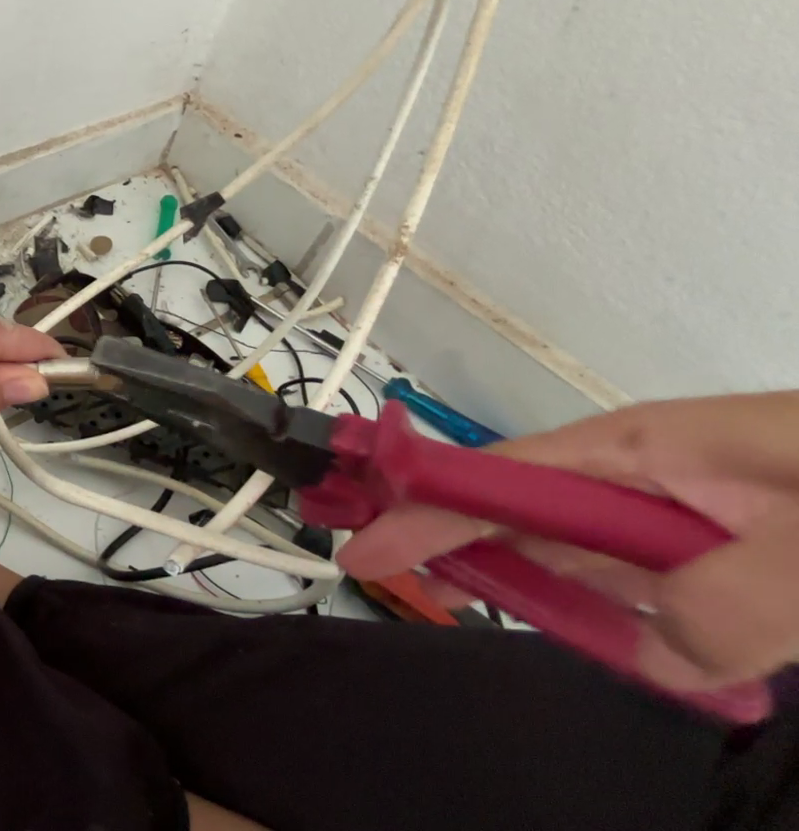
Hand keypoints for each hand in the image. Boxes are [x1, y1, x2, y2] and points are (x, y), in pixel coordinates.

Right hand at [338, 392, 798, 691]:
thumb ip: (740, 597)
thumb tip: (663, 654)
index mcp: (640, 447)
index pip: (496, 477)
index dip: (422, 510)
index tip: (362, 547)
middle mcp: (645, 475)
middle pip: (520, 513)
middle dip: (456, 544)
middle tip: (397, 583)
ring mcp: (688, 514)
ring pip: (582, 554)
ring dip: (535, 587)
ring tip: (475, 609)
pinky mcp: (732, 554)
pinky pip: (652, 588)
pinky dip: (629, 621)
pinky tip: (633, 647)